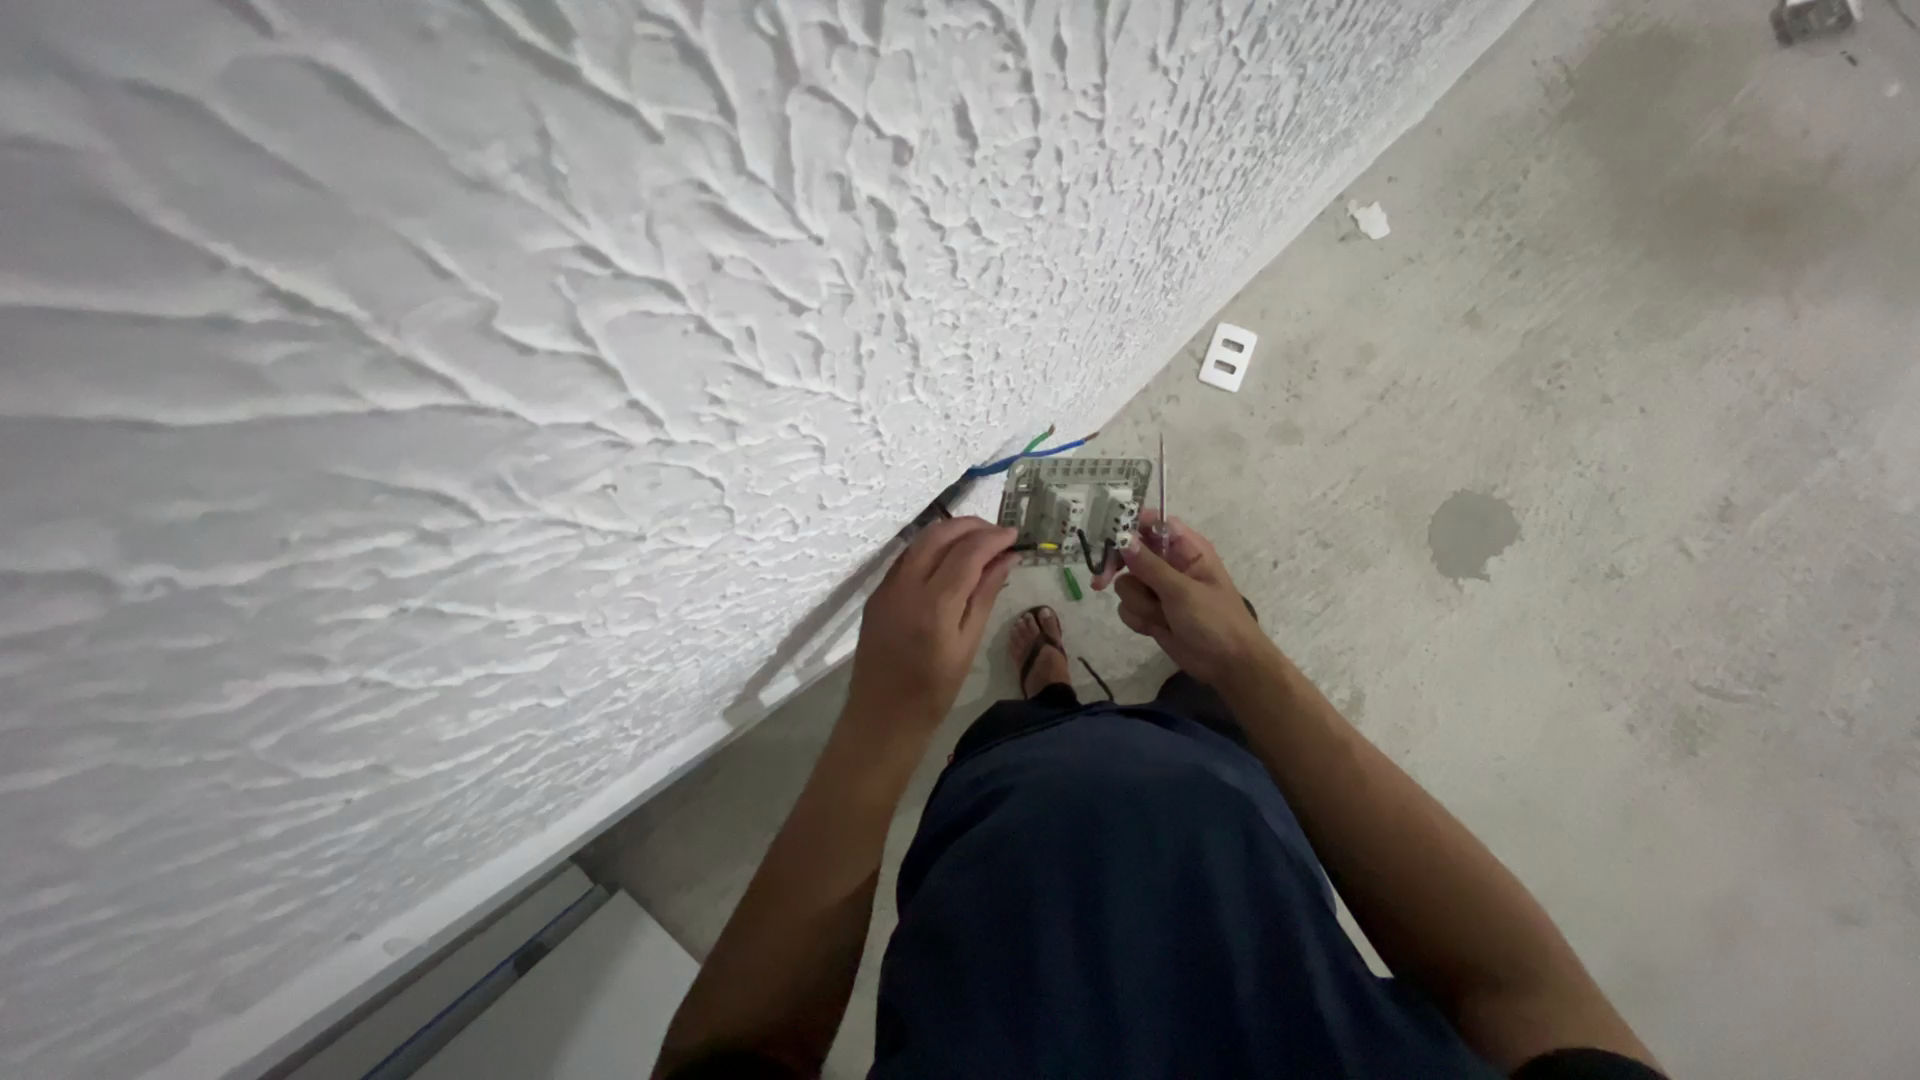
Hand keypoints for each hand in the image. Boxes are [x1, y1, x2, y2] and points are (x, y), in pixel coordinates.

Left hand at [845, 517, 1017, 730]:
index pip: (967, 553)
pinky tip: (950, 558)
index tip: (1014, 534)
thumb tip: (1007, 558)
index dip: (993, 538)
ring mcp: (886, 588)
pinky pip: (907, 558)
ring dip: (950, 533)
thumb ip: (985, 594)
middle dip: (971, 526)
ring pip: (920, 541)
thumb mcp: (968, 643)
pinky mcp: (877, 593)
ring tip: (979, 541)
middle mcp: (906, 587)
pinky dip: (931, 548)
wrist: (883, 715)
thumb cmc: (935, 690)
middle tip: (998, 533)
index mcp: (934, 606)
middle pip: (939, 535)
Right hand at [1101, 511, 1273, 686]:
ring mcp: (1159, 589)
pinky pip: (1127, 606)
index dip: (1130, 525)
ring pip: (1126, 583)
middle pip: (1130, 552)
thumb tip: (1123, 539)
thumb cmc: (1215, 620)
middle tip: (1101, 581)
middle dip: (1118, 569)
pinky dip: (1138, 619)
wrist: (1227, 665)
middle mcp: (1170, 564)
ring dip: (1139, 602)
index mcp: (1187, 549)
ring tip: (1162, 616)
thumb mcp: (1182, 591)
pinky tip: (1156, 628)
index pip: (1153, 523)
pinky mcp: (1151, 612)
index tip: (1108, 537)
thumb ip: (1150, 565)